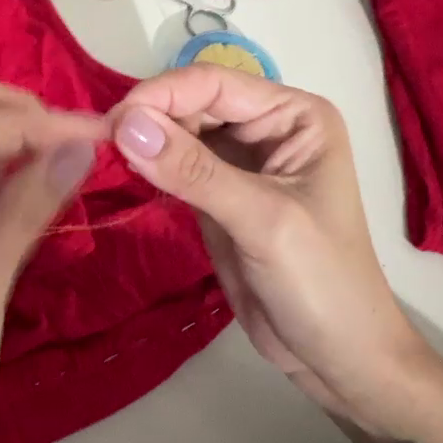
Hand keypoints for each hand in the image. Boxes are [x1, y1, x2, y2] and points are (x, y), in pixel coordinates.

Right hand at [111, 65, 441, 431]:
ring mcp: (240, 161)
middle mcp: (266, 127)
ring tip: (105, 153)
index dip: (161, 95)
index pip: (214, 85)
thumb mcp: (262, 222)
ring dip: (143, 138)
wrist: (340, 358)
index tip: (112, 122)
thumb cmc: (323, 285)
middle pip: (191, 102)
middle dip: (148, 116)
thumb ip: (194, 171)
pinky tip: (124, 169)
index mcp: (294, 116)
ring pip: (177, 129)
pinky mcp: (216, 193)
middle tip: (102, 142)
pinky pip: (173, 163)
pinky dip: (148, 163)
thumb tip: (125, 125)